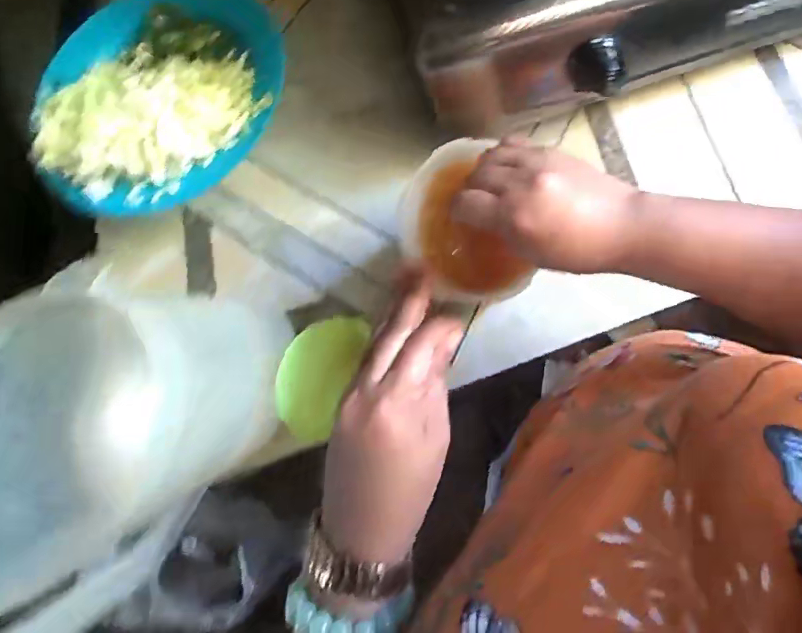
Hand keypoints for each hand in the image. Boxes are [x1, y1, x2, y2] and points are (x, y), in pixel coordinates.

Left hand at [320, 271, 464, 567]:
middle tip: (423, 270)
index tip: (460, 318)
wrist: (360, 530)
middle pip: (390, 334)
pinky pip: (365, 360)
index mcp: (397, 402)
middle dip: (407, 301)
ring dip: (392, 314)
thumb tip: (443, 341)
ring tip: (408, 285)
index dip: (441, 325)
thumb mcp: (437, 435)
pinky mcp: (341, 402)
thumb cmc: (413, 488)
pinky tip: (395, 326)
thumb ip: (436, 383)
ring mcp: (348, 395)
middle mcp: (366, 391)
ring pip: (373, 344)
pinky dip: (382, 339)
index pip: (420, 344)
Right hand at [450, 137, 642, 272]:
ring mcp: (537, 162)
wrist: (622, 224)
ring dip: (485, 166)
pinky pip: (515, 143)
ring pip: (493, 153)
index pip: (466, 202)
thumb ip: (506, 232)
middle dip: (470, 187)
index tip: (461, 214)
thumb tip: (487, 218)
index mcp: (515, 216)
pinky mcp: (552, 150)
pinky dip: (505, 152)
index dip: (457, 209)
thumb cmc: (581, 251)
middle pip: (477, 174)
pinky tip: (511, 164)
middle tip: (476, 197)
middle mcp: (521, 183)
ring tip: (491, 178)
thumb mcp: (535, 254)